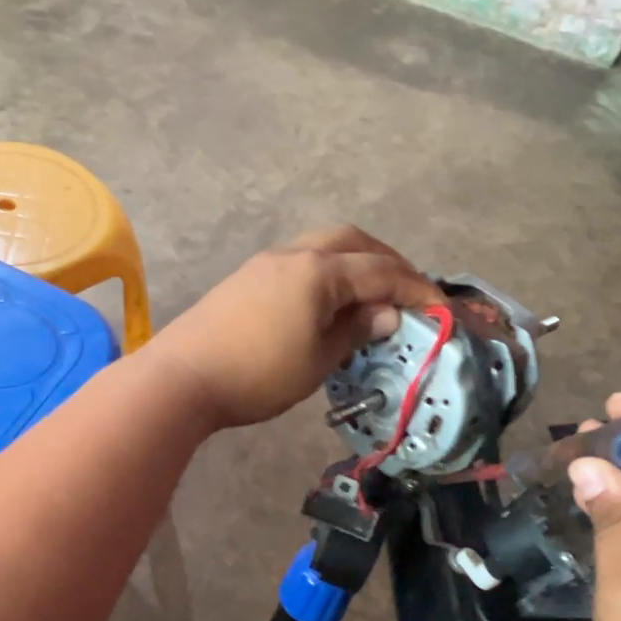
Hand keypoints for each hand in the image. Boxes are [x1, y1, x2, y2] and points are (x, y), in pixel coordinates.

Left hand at [146, 226, 444, 427]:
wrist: (181, 378)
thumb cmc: (257, 376)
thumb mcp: (317, 362)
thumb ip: (354, 332)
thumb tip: (387, 313)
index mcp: (319, 272)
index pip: (381, 271)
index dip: (415, 288)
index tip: (439, 309)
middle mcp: (294, 254)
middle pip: (352, 242)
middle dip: (385, 261)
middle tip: (404, 290)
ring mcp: (264, 263)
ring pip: (321, 246)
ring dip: (352, 263)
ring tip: (368, 296)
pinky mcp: (244, 279)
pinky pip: (298, 262)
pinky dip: (325, 272)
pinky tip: (326, 301)